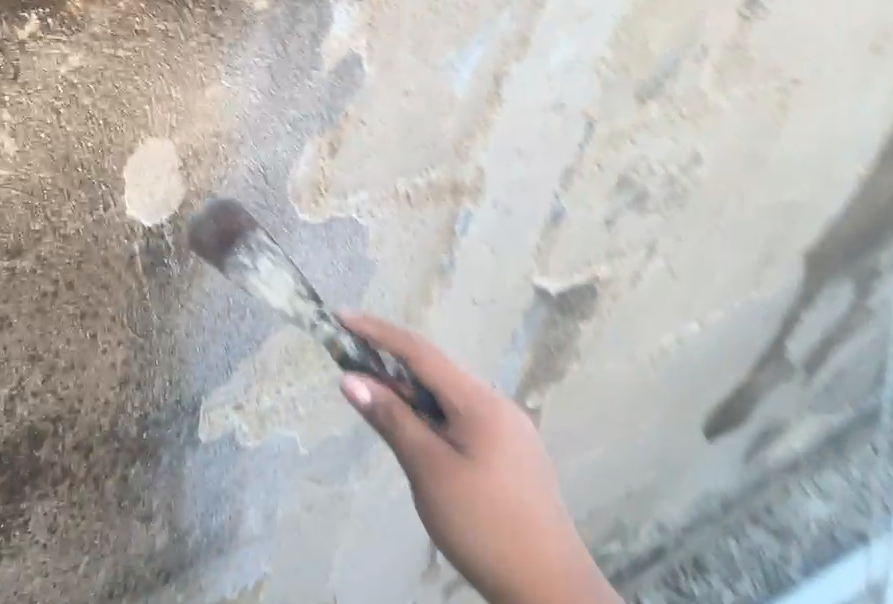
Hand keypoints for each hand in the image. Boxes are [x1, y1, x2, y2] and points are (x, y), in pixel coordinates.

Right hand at [336, 313, 617, 603]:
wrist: (552, 590)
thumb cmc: (484, 524)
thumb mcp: (428, 469)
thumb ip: (390, 418)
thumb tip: (351, 378)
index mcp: (481, 404)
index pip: (420, 352)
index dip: (377, 332)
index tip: (340, 316)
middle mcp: (498, 407)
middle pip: (434, 373)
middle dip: (388, 364)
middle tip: (347, 366)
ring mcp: (507, 432)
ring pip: (446, 398)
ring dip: (407, 394)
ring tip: (371, 401)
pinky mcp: (509, 455)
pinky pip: (458, 419)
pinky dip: (427, 415)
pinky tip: (410, 432)